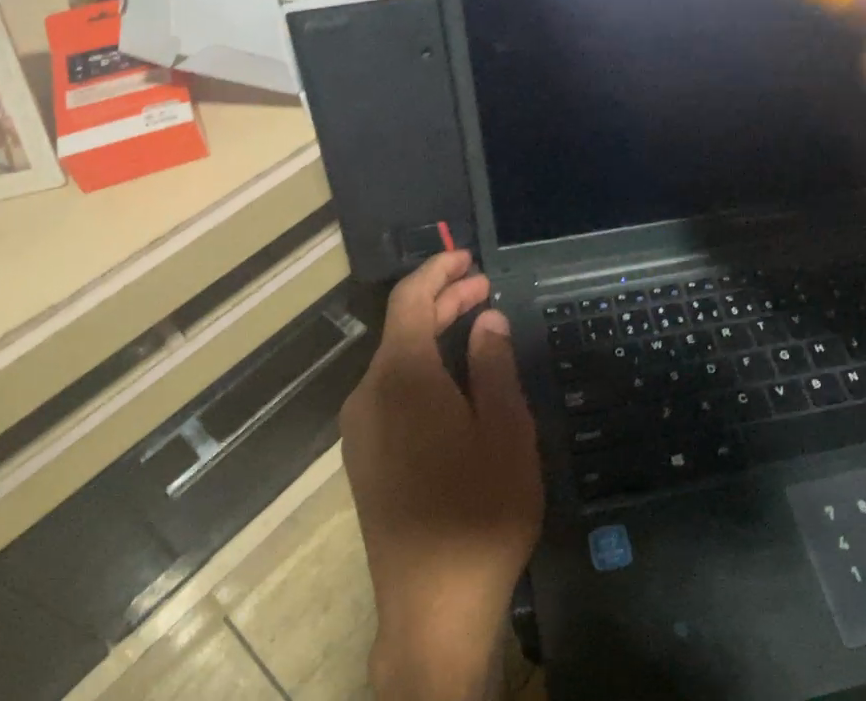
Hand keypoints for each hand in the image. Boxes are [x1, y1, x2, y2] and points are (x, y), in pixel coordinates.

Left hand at [341, 251, 542, 700]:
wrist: (432, 606)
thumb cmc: (480, 511)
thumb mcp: (506, 431)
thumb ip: (492, 365)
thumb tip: (485, 319)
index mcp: (402, 378)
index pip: (410, 301)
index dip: (439, 272)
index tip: (470, 258)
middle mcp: (368, 395)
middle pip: (401, 329)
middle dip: (441, 303)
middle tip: (486, 290)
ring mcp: (360, 430)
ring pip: (394, 362)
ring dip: (433, 337)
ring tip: (476, 331)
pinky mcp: (363, 459)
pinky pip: (389, 392)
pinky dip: (420, 370)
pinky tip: (453, 383)